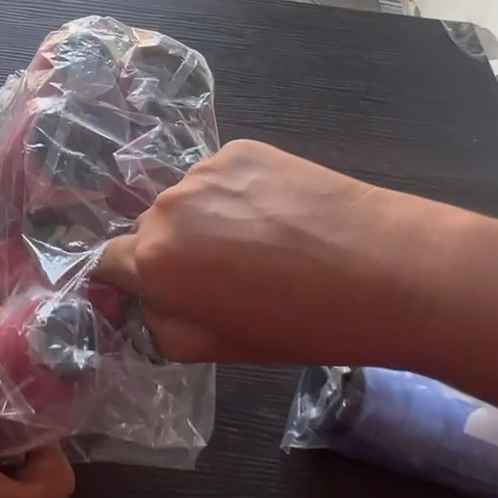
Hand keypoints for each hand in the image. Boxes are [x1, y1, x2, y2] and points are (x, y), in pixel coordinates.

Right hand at [97, 139, 444, 365]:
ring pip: (185, 200)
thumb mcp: (222, 348)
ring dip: (204, 218)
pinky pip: (217, 175)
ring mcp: (203, 172)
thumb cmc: (303, 323)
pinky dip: (234, 193)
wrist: (388, 270)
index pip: (109, 261)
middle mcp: (166, 207)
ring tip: (259, 242)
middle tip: (223, 273)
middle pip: (149, 228)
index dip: (133, 278)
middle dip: (173, 249)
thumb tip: (149, 305)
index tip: (168, 289)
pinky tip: (276, 214)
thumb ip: (163, 329)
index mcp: (154, 260)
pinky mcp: (238, 149)